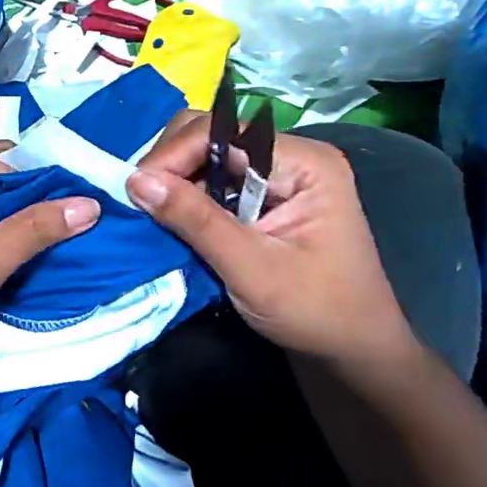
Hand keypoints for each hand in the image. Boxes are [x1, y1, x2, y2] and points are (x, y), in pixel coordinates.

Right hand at [124, 111, 417, 369]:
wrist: (353, 353)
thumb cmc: (316, 313)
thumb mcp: (252, 270)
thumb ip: (195, 221)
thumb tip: (134, 180)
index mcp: (304, 162)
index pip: (221, 133)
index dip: (173, 155)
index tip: (136, 191)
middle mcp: (288, 155)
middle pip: (209, 133)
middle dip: (169, 163)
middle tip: (142, 201)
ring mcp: (274, 172)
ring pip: (202, 153)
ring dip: (173, 179)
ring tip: (152, 212)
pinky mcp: (259, 192)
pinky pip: (208, 176)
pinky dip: (183, 193)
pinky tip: (170, 217)